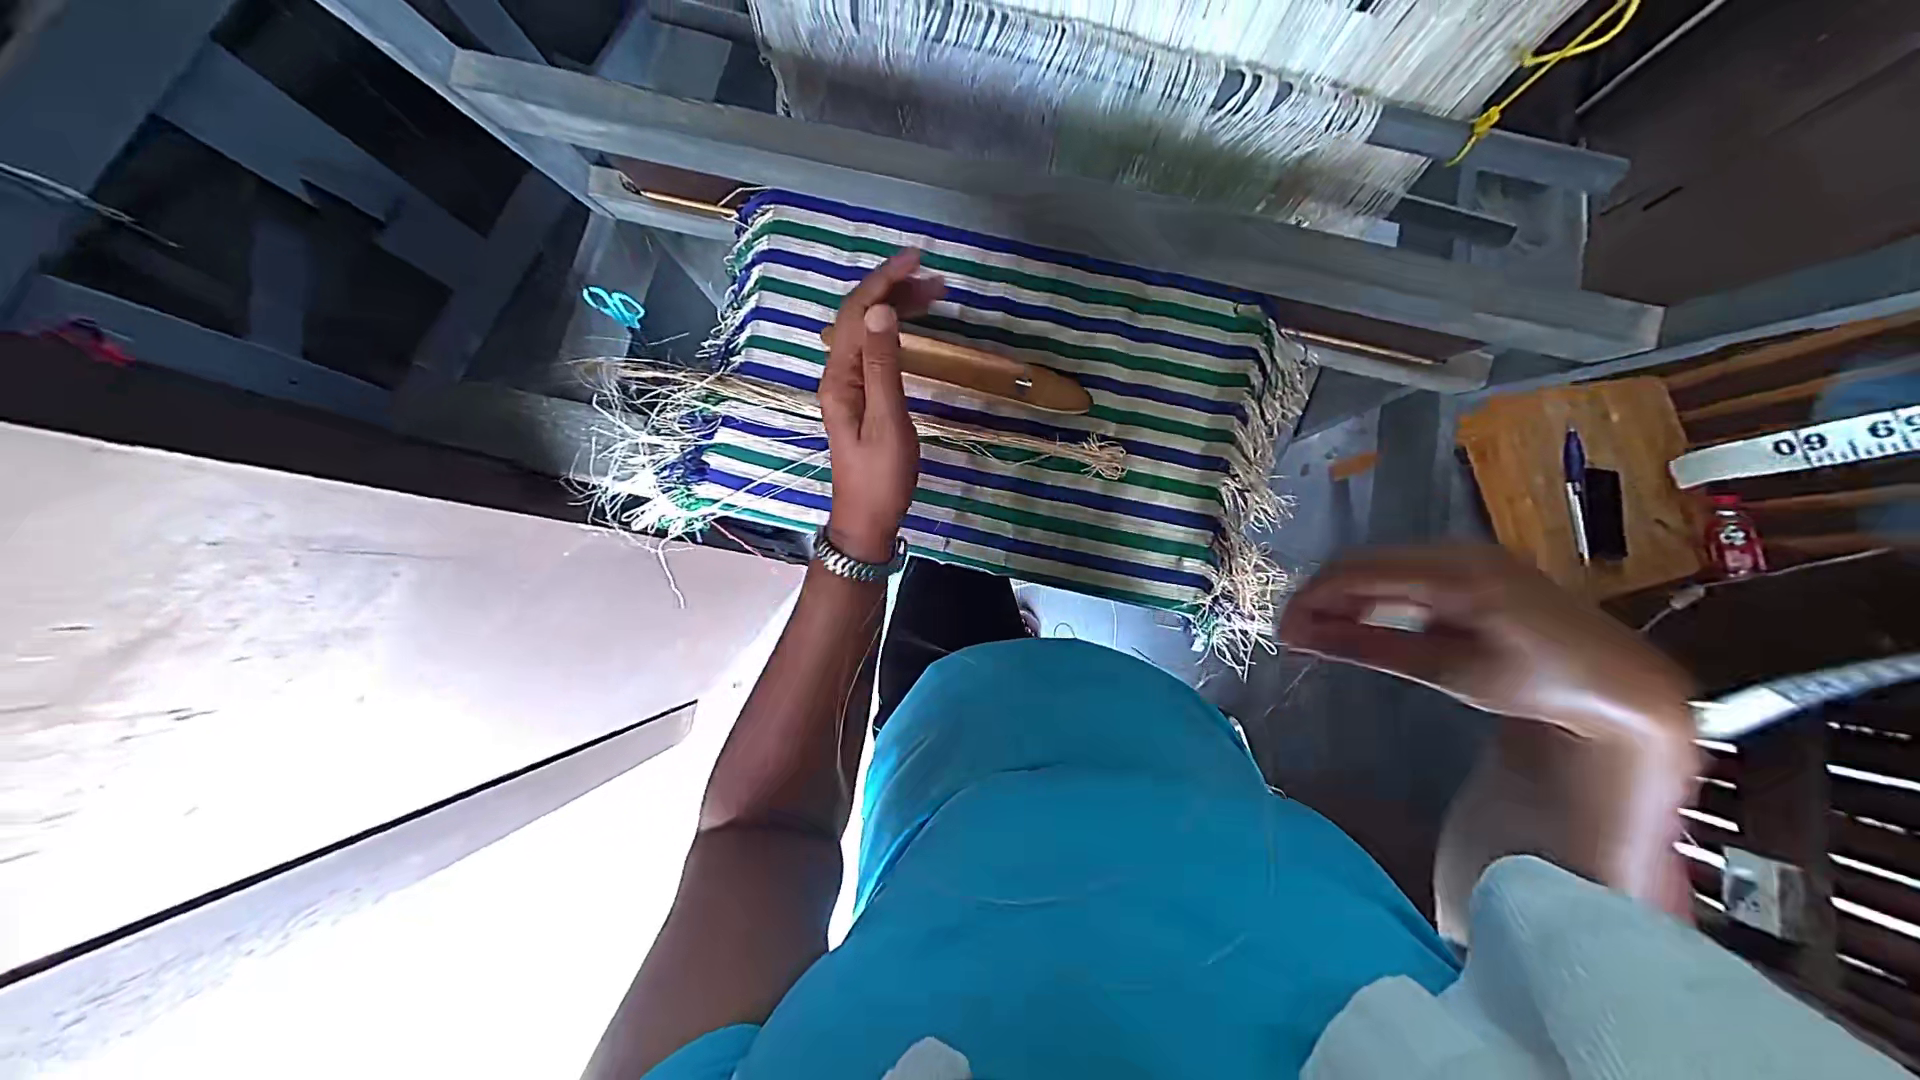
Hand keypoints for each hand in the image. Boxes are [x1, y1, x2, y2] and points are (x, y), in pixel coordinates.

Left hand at [818, 250, 944, 563]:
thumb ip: (884, 367)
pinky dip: (893, 332)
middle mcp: (838, 375)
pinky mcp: (859, 398)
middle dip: (892, 290)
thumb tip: (880, 312)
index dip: (884, 281)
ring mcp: (847, 387)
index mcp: (840, 378)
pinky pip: (872, 351)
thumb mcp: (887, 422)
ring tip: (933, 297)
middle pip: (858, 318)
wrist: (867, 519)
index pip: (856, 314)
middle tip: (935, 280)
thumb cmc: (881, 477)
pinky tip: (910, 329)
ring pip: (866, 333)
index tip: (917, 259)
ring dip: (894, 309)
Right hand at [1277, 545, 1694, 738]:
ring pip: (1377, 564)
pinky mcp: (1469, 565)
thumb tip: (1301, 638)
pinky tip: (1362, 619)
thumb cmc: (1535, 683)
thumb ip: (1368, 648)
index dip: (1311, 599)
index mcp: (1453, 573)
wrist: (1619, 682)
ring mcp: (1464, 554)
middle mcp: (1455, 551)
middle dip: (1321, 596)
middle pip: (1361, 562)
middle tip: (1295, 634)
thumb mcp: (1446, 671)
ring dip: (1344, 595)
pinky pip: (1401, 571)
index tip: (1282, 631)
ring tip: (1322, 630)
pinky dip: (1373, 594)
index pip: (1356, 572)